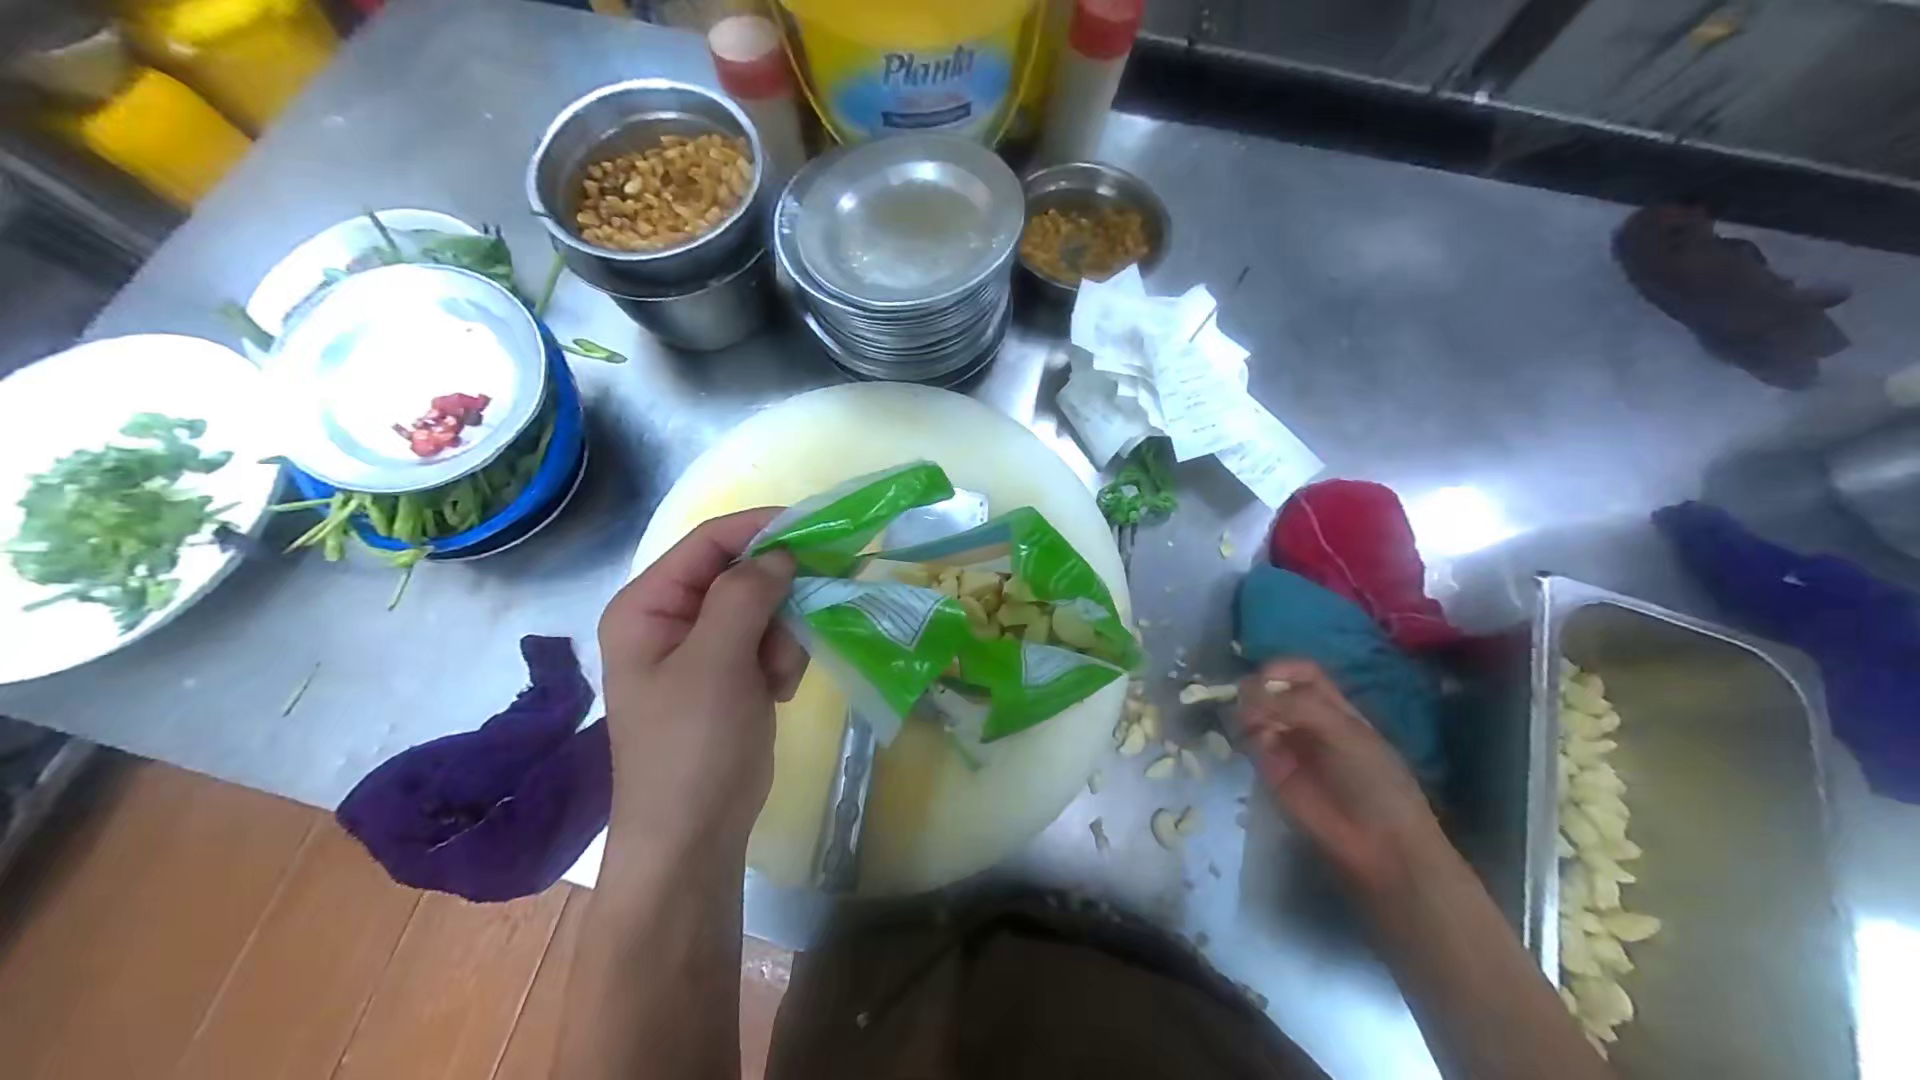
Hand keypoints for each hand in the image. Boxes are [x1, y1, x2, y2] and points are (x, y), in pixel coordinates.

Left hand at [598, 508, 806, 848]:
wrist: (695, 837)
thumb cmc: (692, 747)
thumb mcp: (715, 663)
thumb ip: (745, 595)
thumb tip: (781, 552)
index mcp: (648, 606)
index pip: (708, 543)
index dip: (761, 529)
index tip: (817, 530)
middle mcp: (671, 618)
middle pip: (740, 573)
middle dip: (776, 600)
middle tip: (799, 626)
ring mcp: (703, 649)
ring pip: (764, 607)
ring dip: (782, 636)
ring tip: (776, 678)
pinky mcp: (730, 674)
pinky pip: (770, 640)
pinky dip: (782, 659)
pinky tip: (777, 692)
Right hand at [1236, 659, 1443, 893]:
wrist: (1378, 844)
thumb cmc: (1374, 782)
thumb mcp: (1346, 732)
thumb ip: (1299, 705)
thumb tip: (1249, 692)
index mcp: (1332, 707)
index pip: (1300, 673)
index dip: (1281, 669)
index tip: (1265, 675)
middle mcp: (1305, 720)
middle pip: (1271, 689)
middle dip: (1258, 688)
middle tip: (1251, 701)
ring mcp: (1285, 744)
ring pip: (1254, 712)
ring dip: (1248, 710)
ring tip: (1253, 723)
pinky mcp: (1269, 769)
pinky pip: (1249, 741)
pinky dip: (1246, 734)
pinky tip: (1255, 742)